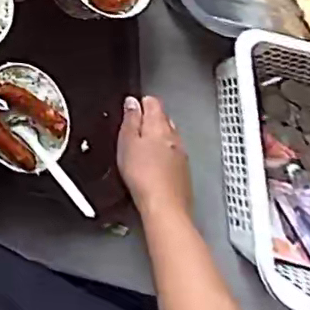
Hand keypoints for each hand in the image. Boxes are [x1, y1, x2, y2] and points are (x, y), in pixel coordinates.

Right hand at [118, 95, 192, 220]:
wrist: (165, 208)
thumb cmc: (142, 174)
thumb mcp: (126, 141)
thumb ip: (130, 119)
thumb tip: (132, 102)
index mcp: (158, 126)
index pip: (153, 102)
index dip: (139, 103)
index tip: (129, 112)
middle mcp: (174, 136)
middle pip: (162, 117)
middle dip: (147, 120)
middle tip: (130, 133)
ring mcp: (181, 154)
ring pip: (168, 136)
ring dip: (156, 138)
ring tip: (139, 151)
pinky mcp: (184, 170)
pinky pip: (173, 153)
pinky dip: (163, 154)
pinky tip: (151, 166)